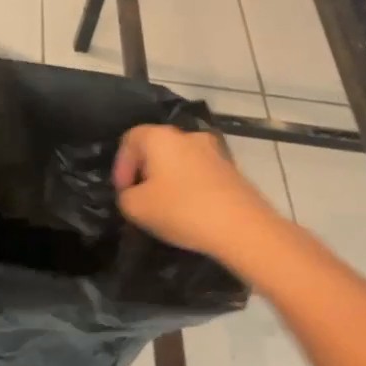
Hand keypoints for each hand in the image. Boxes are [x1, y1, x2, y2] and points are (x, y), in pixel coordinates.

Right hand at [112, 125, 285, 257]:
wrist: (245, 230)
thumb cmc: (183, 210)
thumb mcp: (135, 207)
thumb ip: (125, 196)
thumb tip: (134, 194)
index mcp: (161, 137)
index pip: (129, 139)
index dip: (120, 166)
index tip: (123, 191)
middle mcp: (188, 136)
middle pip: (157, 148)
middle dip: (145, 171)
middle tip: (141, 197)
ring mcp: (215, 152)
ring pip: (181, 161)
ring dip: (169, 179)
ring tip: (166, 206)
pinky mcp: (234, 171)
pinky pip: (201, 174)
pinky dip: (191, 187)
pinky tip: (191, 211)